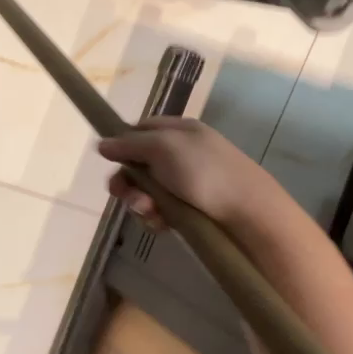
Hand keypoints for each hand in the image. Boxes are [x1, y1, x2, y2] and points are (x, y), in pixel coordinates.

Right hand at [98, 117, 294, 229]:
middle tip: (122, 193)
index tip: (109, 158)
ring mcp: (184, 184)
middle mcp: (180, 155)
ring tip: (149, 212)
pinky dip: (153, 217)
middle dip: (126, 181)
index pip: (139, 129)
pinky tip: (160, 223)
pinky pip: (157, 211)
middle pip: (136, 164)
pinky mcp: (187, 210)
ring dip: (138, 202)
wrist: (250, 215)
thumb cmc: (206, 173)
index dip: (121, 143)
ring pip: (143, 191)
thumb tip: (102, 144)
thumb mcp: (164, 147)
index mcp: (178, 132)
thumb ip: (129, 144)